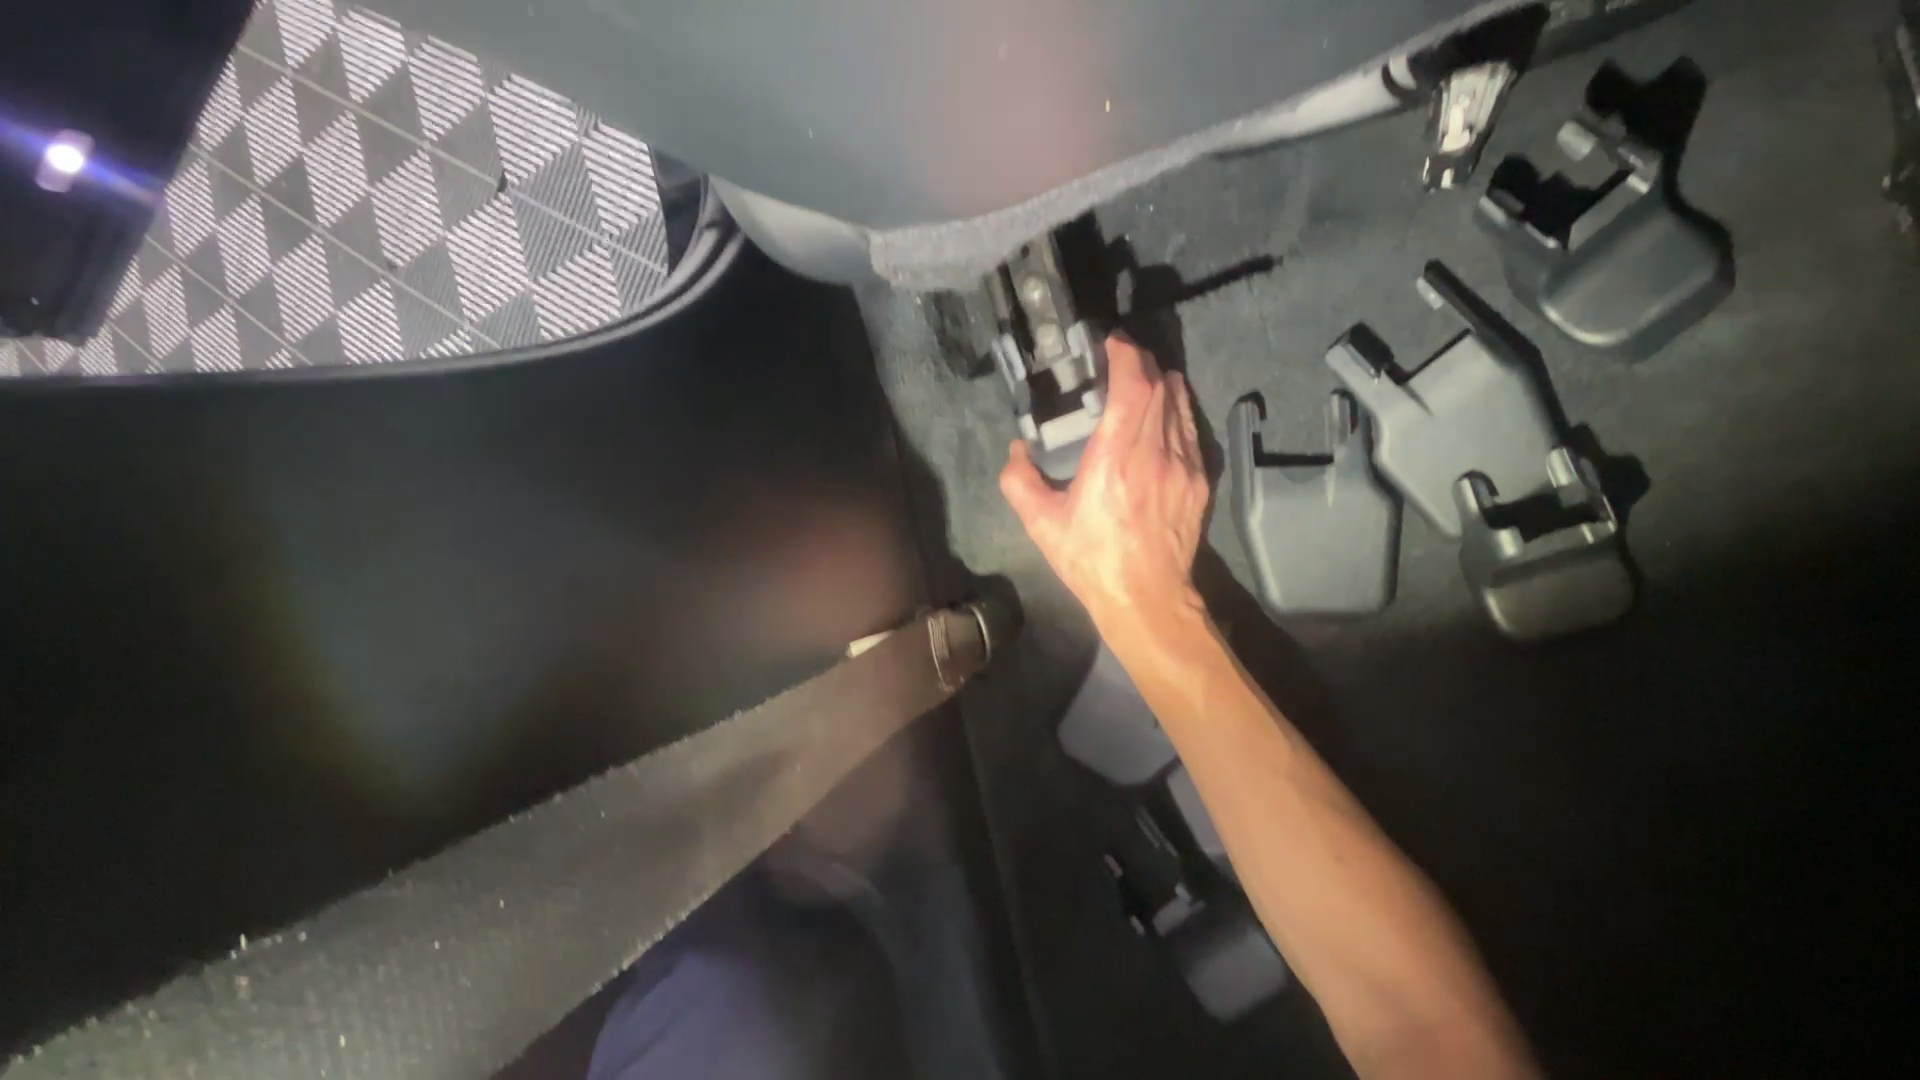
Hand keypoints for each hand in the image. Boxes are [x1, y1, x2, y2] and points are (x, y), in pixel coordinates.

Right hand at [1000, 335, 1210, 637]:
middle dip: (1143, 363)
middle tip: (1122, 358)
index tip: (1113, 343)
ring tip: (1144, 378)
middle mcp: (1155, 452)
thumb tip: (1016, 451)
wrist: (1146, 597)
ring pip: (1180, 405)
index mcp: (1115, 457)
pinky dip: (1177, 410)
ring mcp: (1184, 466)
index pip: (1133, 387)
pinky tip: (1165, 414)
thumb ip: (1019, 482)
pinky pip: (1191, 430)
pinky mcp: (1199, 482)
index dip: (1126, 356)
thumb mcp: (1042, 524)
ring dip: (1163, 383)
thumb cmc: (1091, 560)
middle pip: (1160, 387)